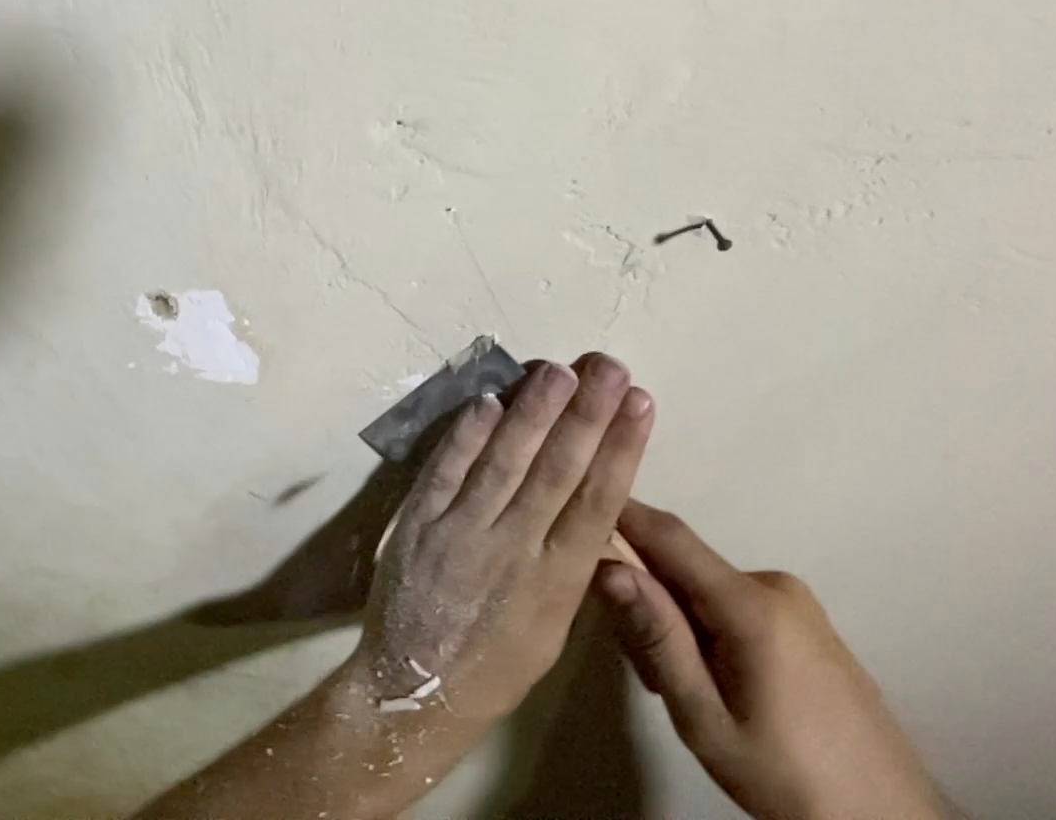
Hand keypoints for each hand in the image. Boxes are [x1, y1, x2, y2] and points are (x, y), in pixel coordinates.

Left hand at [350, 354, 654, 721]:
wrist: (416, 690)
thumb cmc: (496, 664)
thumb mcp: (553, 626)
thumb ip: (570, 564)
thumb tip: (590, 506)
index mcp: (557, 579)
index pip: (597, 500)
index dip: (621, 447)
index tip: (640, 402)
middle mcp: (514, 548)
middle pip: (556, 469)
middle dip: (586, 414)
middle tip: (608, 366)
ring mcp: (461, 532)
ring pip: (504, 462)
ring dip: (532, 413)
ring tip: (558, 371)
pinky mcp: (418, 524)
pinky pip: (445, 472)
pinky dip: (466, 437)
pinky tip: (488, 402)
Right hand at [600, 501, 946, 819]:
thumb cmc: (789, 777)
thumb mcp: (706, 719)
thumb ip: (657, 639)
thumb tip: (608, 568)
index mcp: (750, 604)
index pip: (667, 535)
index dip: (619, 514)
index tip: (574, 514)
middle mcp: (773, 585)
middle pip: (680, 565)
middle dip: (645, 599)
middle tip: (645, 672)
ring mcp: (794, 602)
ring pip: (703, 587)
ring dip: (675, 621)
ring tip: (684, 689)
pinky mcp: (804, 621)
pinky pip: (732, 602)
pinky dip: (705, 627)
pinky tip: (715, 682)